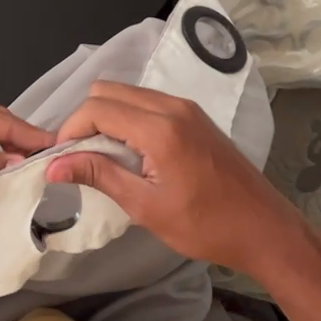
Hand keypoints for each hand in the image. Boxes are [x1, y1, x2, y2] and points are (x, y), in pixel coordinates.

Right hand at [47, 81, 303, 268]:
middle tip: (81, 156)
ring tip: (103, 156)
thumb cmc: (206, 226)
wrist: (266, 230)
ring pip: (127, 93)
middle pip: (108, 91)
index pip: (97, 108)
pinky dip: (128, 117)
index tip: (62, 159)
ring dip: (107, 116)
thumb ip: (99, 176)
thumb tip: (53, 166)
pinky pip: (147, 102)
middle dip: (85, 119)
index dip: (71, 129)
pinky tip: (131, 151)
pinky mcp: (194, 115)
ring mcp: (185, 107)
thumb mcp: (146, 207)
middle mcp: (171, 106)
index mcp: (159, 128)